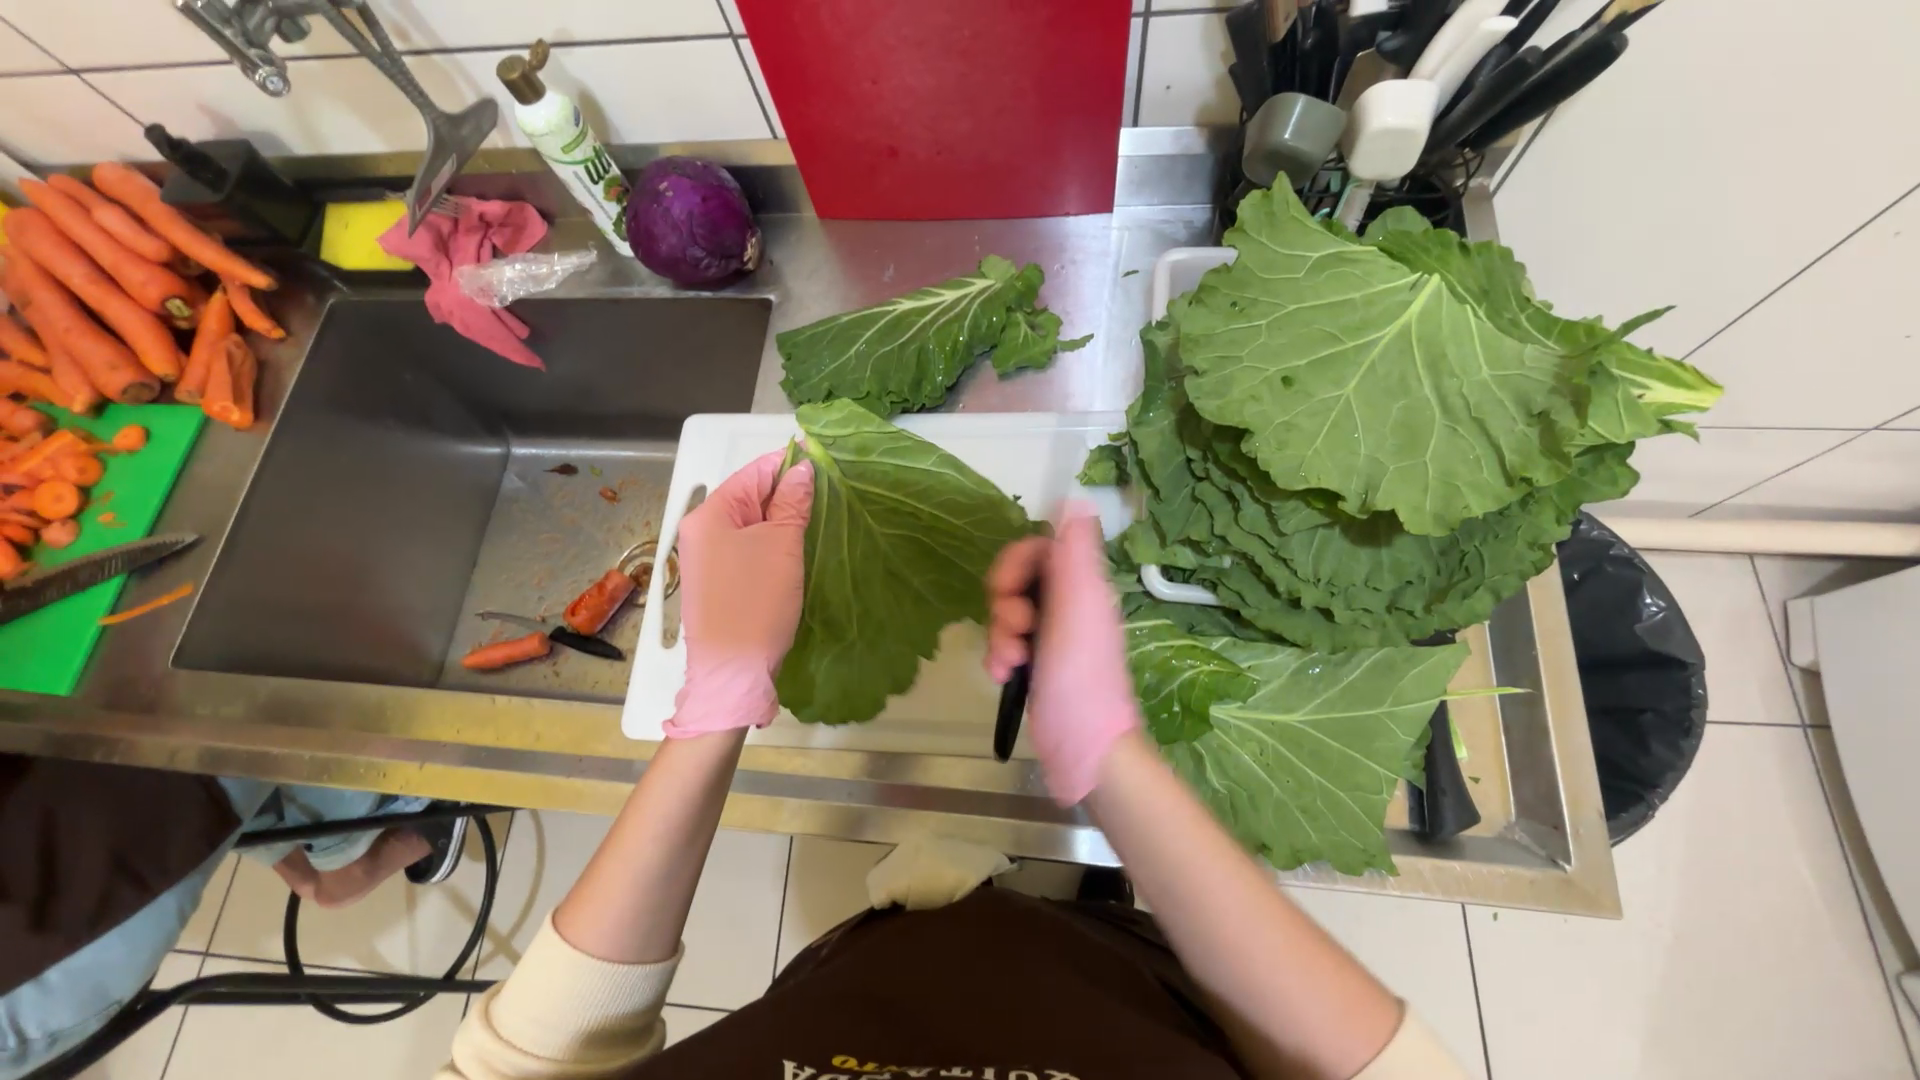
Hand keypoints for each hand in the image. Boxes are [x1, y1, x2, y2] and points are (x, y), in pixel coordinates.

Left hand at [663, 449, 813, 737]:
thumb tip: (803, 468)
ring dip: (783, 519)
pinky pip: (748, 547)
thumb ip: (792, 502)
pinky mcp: (719, 581)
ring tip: (821, 516)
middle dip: (788, 492)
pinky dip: (773, 542)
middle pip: (750, 496)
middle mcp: (701, 530)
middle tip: (831, 491)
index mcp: (710, 514)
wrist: (733, 672)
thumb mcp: (782, 546)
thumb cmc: (757, 603)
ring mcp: (708, 558)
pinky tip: (799, 546)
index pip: (754, 472)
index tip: (825, 460)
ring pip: (751, 524)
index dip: (789, 463)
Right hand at [985, 507, 1141, 804]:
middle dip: (1003, 605)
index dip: (1015, 562)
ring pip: (1007, 614)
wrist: (1084, 749)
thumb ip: (1074, 553)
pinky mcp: (1036, 664)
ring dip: (998, 636)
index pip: (1039, 547)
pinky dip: (997, 658)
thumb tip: (1078, 495)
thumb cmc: (1081, 678)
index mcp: (1082, 586)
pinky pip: (1005, 645)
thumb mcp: (1079, 607)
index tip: (1007, 589)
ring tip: (1010, 663)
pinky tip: (1002, 677)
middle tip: (1016, 632)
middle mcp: (1068, 605)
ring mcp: (1051, 636)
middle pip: (1018, 580)